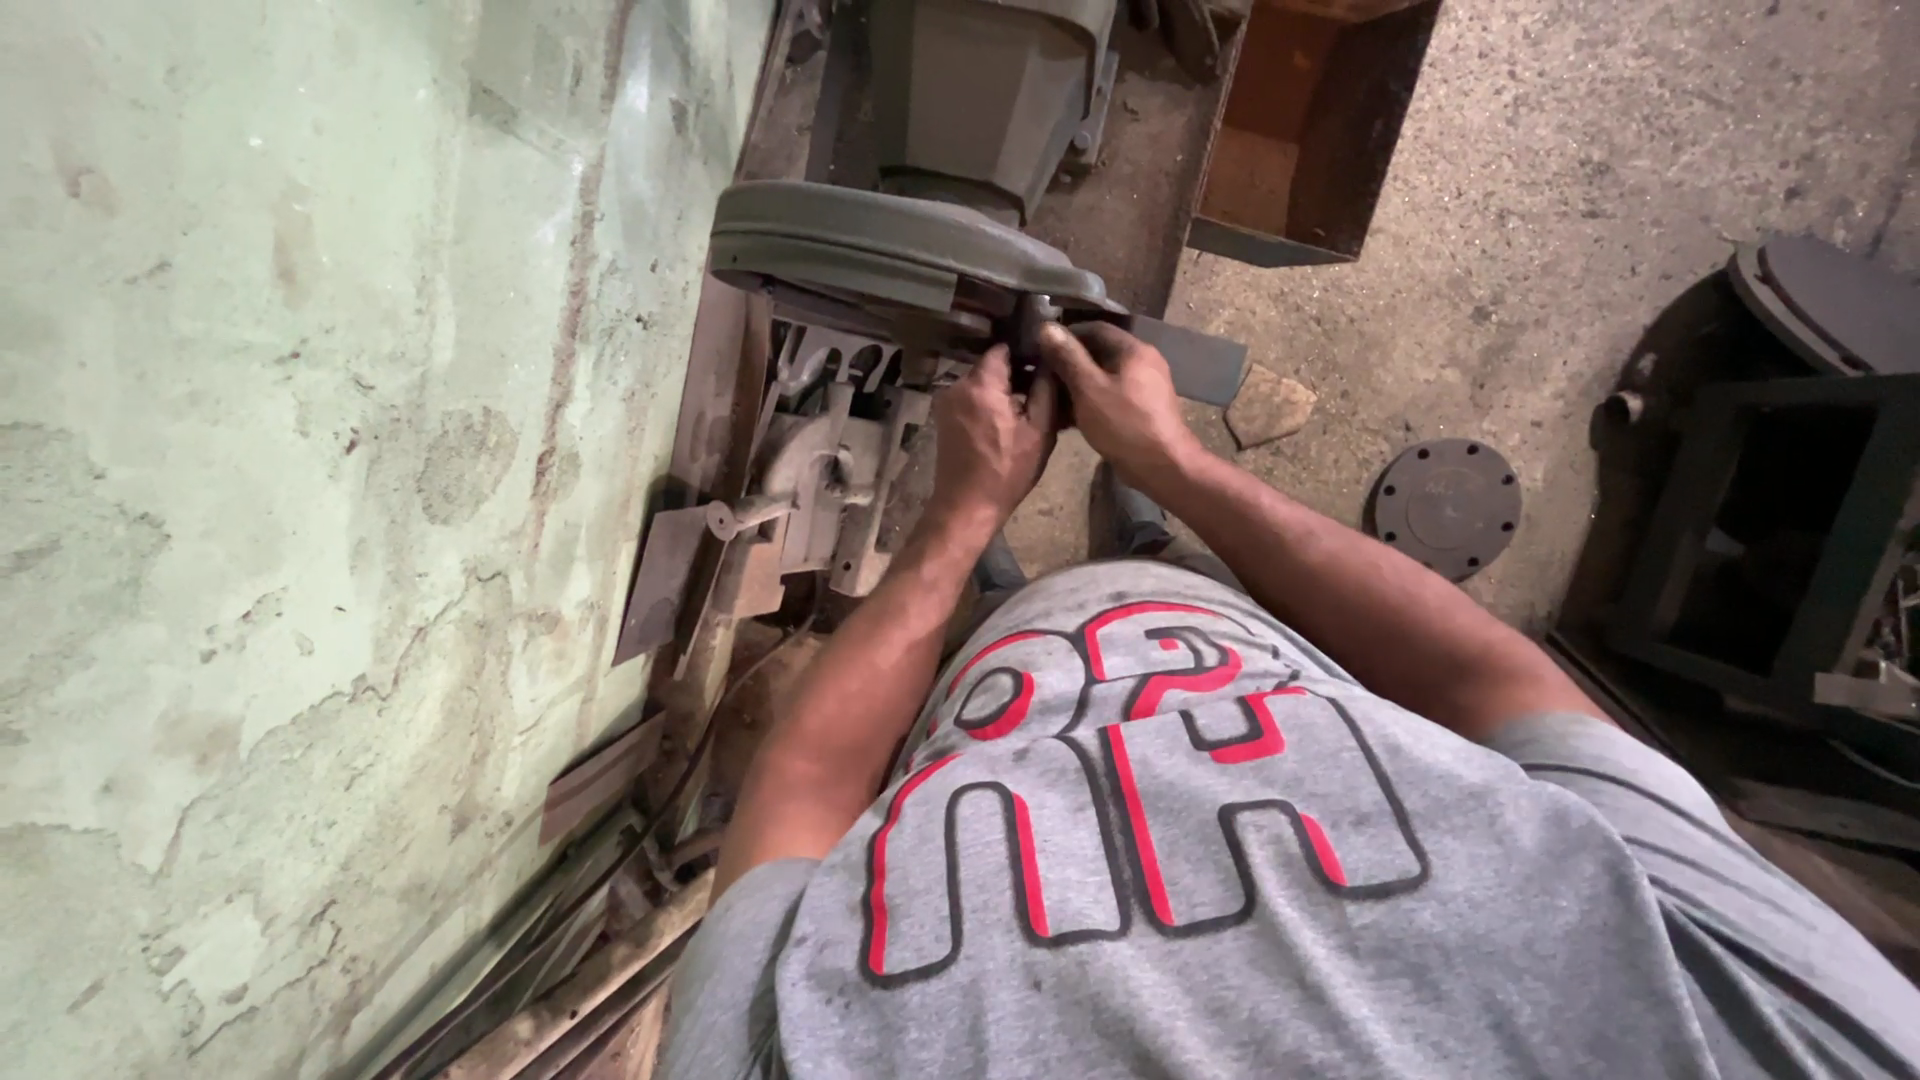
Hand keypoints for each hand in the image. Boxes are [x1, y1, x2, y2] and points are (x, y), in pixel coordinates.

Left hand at [927, 344, 1058, 538]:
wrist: (966, 506)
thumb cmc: (1006, 472)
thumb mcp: (1039, 431)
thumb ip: (1046, 389)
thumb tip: (1051, 361)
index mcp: (980, 384)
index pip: (1004, 348)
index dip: (1026, 353)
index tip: (1046, 363)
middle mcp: (957, 385)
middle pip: (991, 366)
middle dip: (1015, 374)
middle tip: (1042, 389)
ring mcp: (946, 401)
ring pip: (981, 383)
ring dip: (1002, 391)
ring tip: (1026, 408)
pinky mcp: (943, 417)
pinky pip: (971, 399)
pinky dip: (988, 403)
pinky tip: (1005, 422)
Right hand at [1039, 322, 1205, 487]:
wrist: (1161, 466)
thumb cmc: (1123, 424)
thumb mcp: (1089, 389)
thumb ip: (1067, 358)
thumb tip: (1046, 327)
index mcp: (1134, 350)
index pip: (1095, 328)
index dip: (1067, 336)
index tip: (1042, 348)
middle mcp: (1144, 361)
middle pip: (1101, 352)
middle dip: (1071, 363)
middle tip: (1043, 375)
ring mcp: (1146, 386)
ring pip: (1106, 376)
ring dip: (1079, 384)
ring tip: (1053, 397)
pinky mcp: (1144, 408)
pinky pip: (1113, 395)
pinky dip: (1093, 400)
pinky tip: (1072, 416)